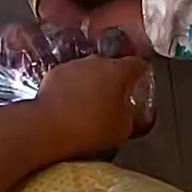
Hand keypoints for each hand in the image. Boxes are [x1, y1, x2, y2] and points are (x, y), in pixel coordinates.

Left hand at [33, 54, 148, 157]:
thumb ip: (132, 116)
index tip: (142, 79)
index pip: (136, 64)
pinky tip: (68, 103)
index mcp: (117, 72)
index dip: (141, 71)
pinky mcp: (54, 72)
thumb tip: (133, 113)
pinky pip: (69, 77)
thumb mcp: (122, 130)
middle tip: (114, 97)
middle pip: (111, 66)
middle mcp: (96, 61)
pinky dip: (71, 86)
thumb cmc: (91, 128)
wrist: (49, 126)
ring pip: (88, 70)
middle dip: (114, 79)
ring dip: (91, 81)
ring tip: (88, 102)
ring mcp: (73, 64)